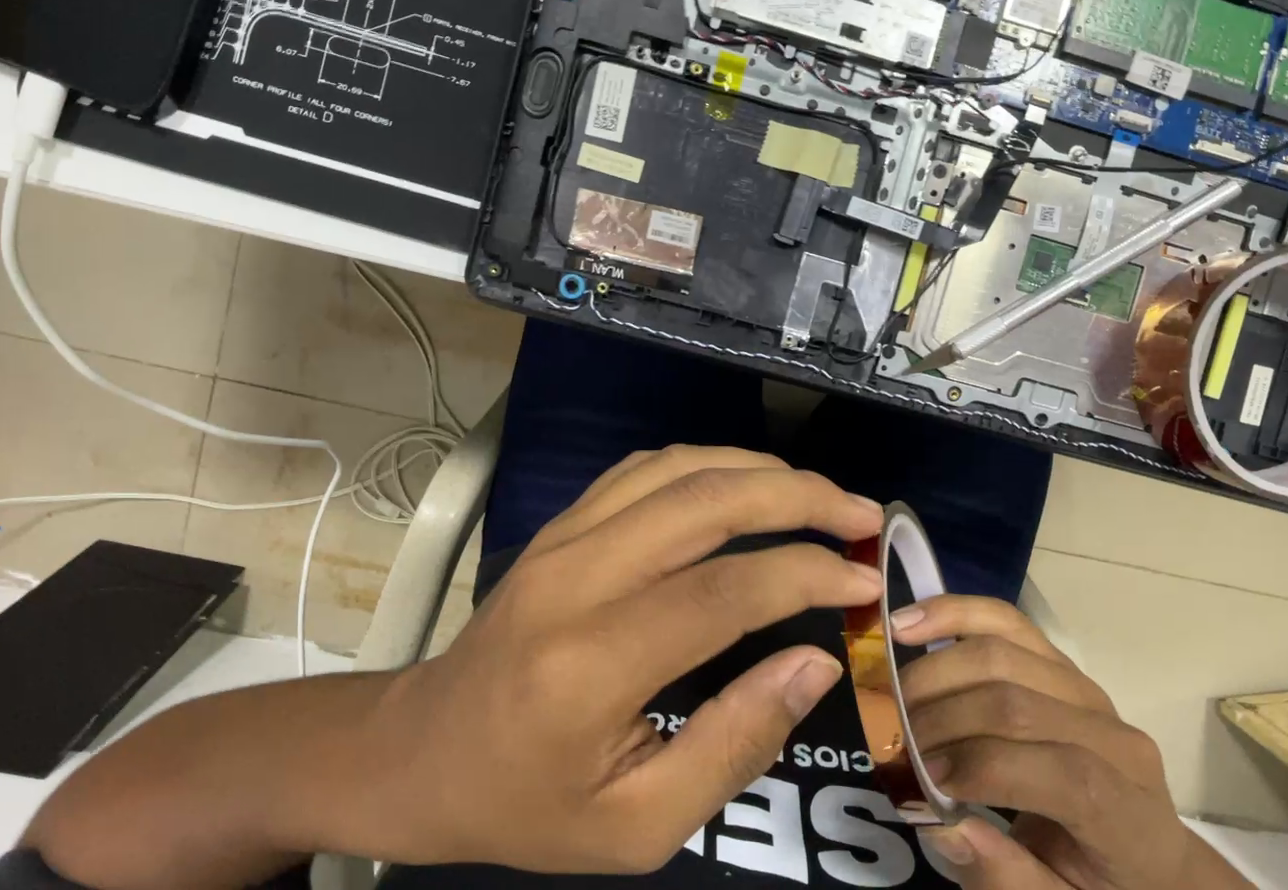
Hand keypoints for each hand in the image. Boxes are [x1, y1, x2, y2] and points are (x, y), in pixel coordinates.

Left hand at [324, 446, 884, 872]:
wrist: (421, 752)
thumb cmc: (527, 803)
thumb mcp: (636, 823)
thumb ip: (733, 744)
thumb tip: (813, 660)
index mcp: (591, 663)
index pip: (723, 591)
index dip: (807, 574)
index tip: (865, 582)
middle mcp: (576, 577)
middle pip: (705, 503)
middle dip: (799, 497)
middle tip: (863, 514)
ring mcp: (562, 537)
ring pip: (677, 468)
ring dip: (759, 469)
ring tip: (820, 494)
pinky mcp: (559, 524)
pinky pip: (644, 468)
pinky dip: (708, 463)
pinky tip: (746, 483)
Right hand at [895, 596, 1250, 889]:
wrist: (1145, 856)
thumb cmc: (1098, 887)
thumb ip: (1008, 881)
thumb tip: (947, 827)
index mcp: (1129, 814)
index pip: (1065, 775)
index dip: (986, 770)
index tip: (924, 783)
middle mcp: (1115, 737)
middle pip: (1018, 704)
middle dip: (940, 721)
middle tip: (890, 744)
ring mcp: (1086, 689)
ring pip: (1001, 654)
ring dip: (932, 674)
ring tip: (890, 701)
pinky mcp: (1058, 661)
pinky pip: (1003, 621)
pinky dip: (950, 615)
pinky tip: (905, 625)